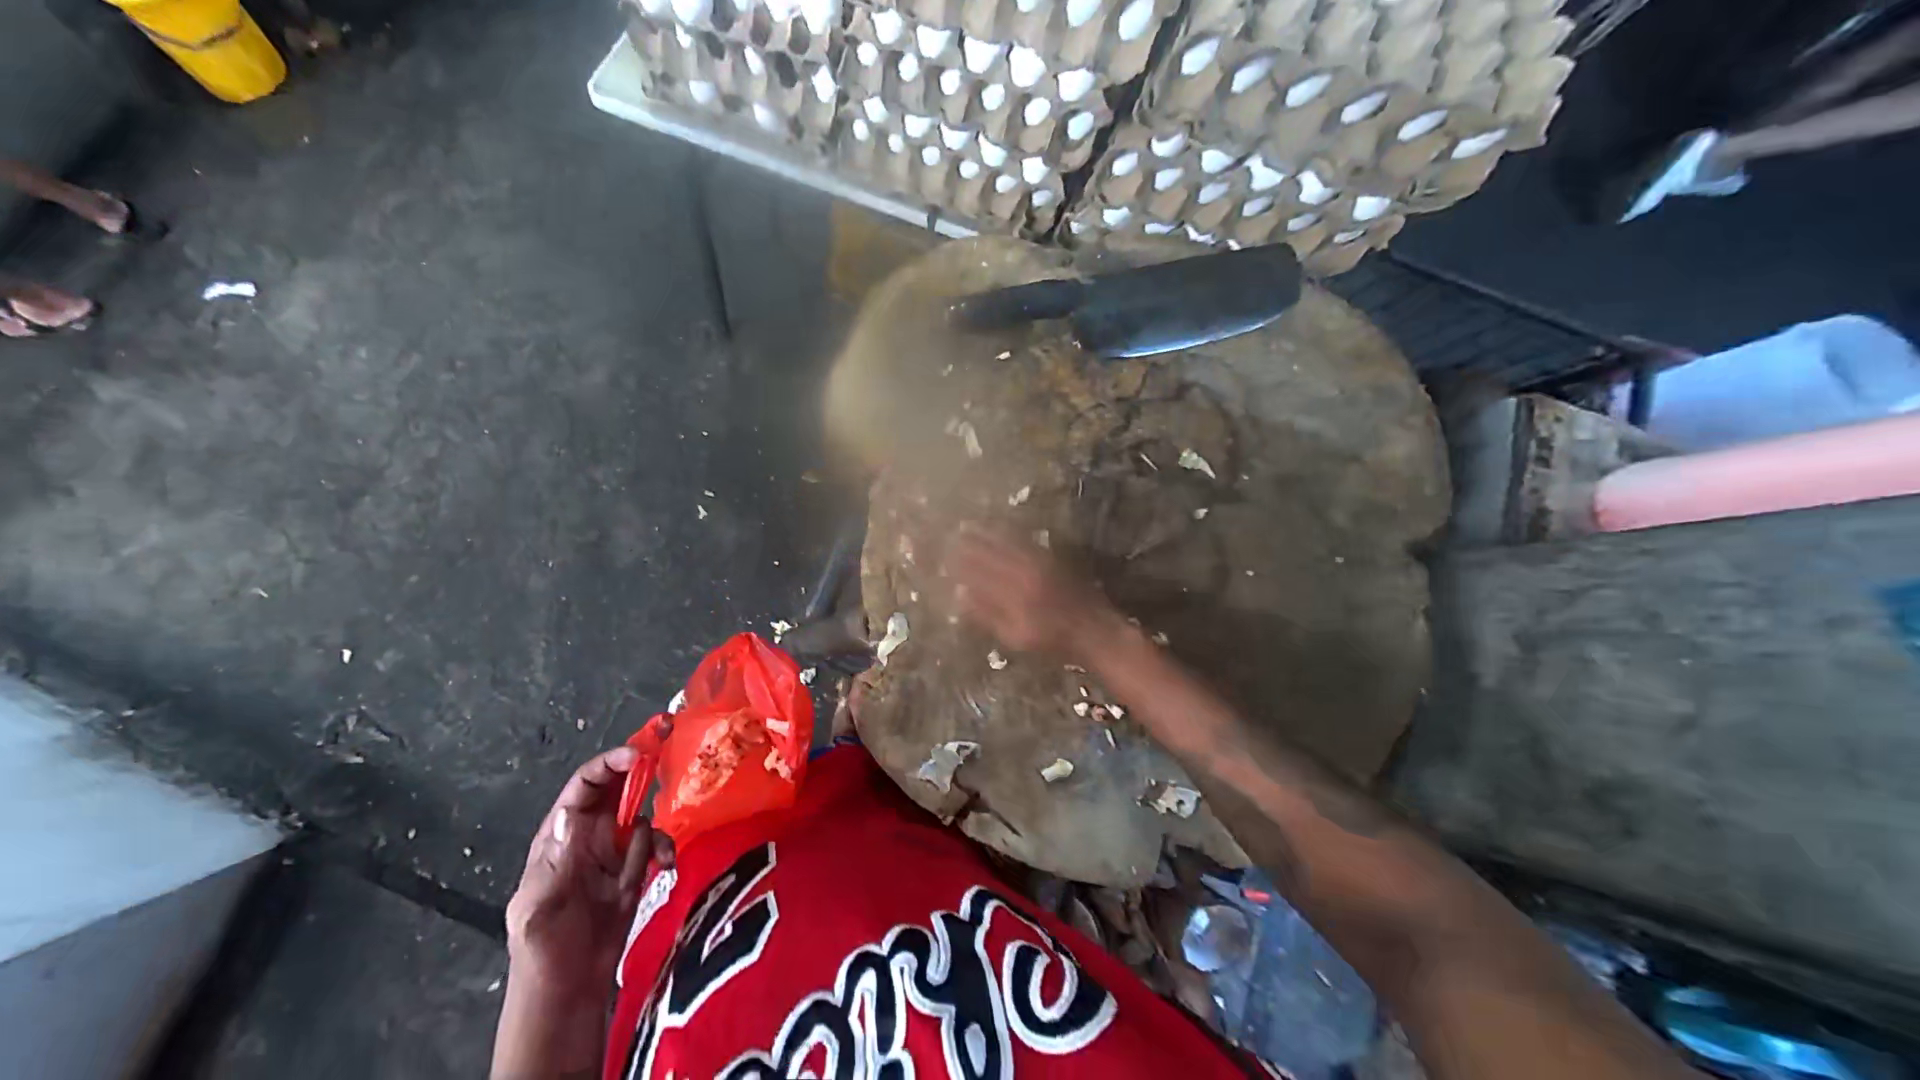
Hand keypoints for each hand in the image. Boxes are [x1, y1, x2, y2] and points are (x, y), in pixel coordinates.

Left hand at [505, 744, 673, 998]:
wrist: (569, 993)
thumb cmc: (543, 953)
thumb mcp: (540, 908)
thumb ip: (557, 861)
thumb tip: (571, 814)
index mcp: (559, 836)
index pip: (585, 785)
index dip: (611, 762)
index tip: (640, 752)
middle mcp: (589, 835)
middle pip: (618, 788)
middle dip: (642, 769)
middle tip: (670, 745)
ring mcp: (614, 852)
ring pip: (642, 816)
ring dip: (651, 832)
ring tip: (651, 862)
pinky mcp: (636, 869)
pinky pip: (657, 845)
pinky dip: (664, 851)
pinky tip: (664, 869)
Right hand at [945, 526, 1117, 658]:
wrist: (1095, 630)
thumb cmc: (1053, 641)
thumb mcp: (1015, 637)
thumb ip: (987, 615)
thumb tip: (959, 595)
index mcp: (1012, 593)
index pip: (977, 572)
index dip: (958, 563)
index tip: (942, 556)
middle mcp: (1024, 571)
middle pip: (990, 552)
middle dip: (968, 543)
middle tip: (950, 534)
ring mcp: (1039, 561)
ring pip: (1007, 540)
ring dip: (986, 532)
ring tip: (968, 525)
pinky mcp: (1052, 557)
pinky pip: (1024, 538)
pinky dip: (1008, 531)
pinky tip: (1000, 528)